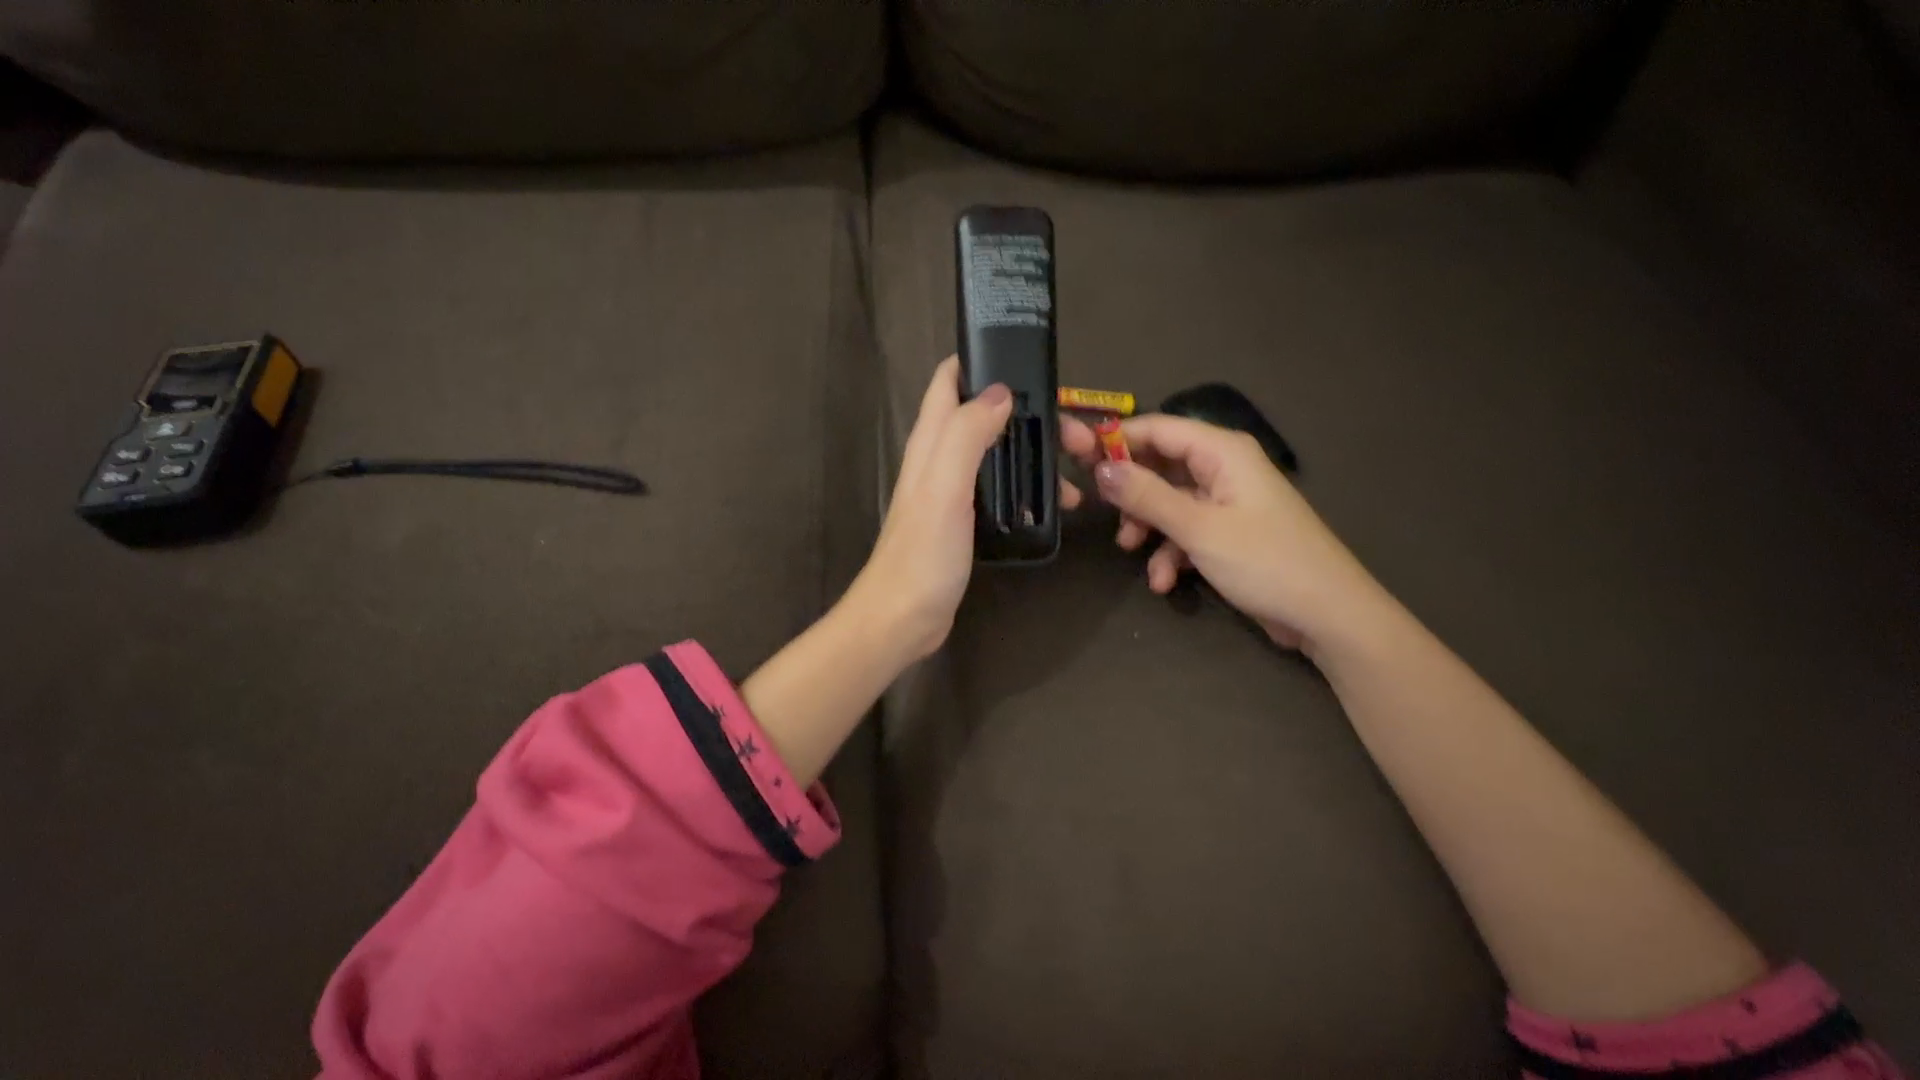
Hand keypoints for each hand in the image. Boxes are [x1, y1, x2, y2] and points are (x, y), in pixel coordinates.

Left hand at [850, 357, 1082, 659]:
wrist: (903, 618)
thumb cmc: (923, 553)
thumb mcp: (945, 486)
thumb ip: (967, 434)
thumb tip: (1001, 391)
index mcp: (931, 440)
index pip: (951, 378)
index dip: (987, 360)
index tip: (1035, 365)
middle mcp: (940, 457)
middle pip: (989, 415)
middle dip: (1034, 415)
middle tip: (1080, 437)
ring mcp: (952, 490)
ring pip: (1000, 452)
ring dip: (1038, 452)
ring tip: (1080, 473)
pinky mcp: (964, 521)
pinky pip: (1002, 488)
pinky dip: (1030, 486)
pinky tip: (1055, 505)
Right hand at [1061, 412, 1383, 652]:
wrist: (1327, 614)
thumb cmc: (1265, 560)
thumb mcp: (1198, 528)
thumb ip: (1147, 496)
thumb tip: (1101, 469)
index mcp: (1222, 451)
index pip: (1159, 428)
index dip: (1118, 440)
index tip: (1079, 461)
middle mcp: (1225, 468)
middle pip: (1162, 464)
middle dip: (1132, 490)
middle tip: (1101, 511)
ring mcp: (1228, 502)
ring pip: (1170, 501)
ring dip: (1149, 527)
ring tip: (1131, 551)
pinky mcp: (1231, 534)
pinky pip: (1188, 531)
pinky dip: (1171, 552)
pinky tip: (1164, 582)